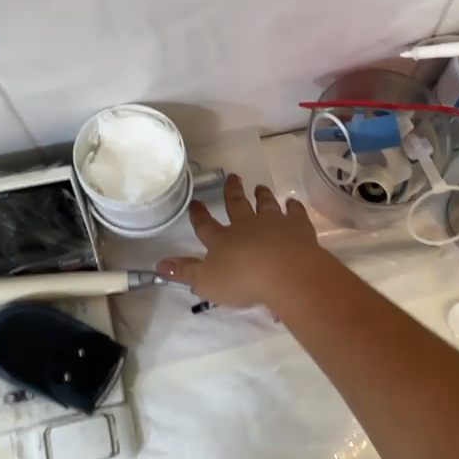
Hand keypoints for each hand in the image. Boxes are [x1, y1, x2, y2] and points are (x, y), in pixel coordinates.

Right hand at [158, 174, 332, 308]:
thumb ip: (185, 272)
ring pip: (266, 204)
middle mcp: (246, 226)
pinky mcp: (298, 228)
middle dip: (232, 191)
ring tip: (260, 186)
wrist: (285, 272)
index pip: (205, 225)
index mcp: (222, 240)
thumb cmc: (242, 280)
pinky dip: (293, 207)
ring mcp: (274, 224)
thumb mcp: (207, 281)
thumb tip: (159, 264)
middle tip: (232, 177)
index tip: (195, 202)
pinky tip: (292, 202)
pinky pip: (295, 213)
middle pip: (237, 205)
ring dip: (262, 195)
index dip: (199, 215)